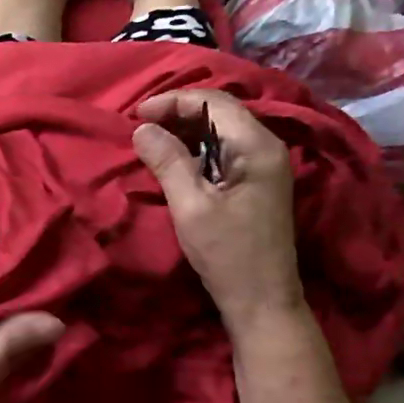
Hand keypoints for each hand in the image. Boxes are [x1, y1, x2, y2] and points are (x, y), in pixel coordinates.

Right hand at [133, 88, 304, 324]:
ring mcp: (263, 166)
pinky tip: (173, 160)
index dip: (173, 101)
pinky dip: (196, 149)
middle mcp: (266, 148)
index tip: (137, 115)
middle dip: (178, 112)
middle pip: (220, 112)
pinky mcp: (255, 184)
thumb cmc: (228, 254)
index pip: (214, 102)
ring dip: (186, 130)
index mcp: (256, 147)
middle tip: (140, 126)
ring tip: (151, 139)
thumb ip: (168, 163)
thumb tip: (142, 129)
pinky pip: (224, 152)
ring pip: (221, 131)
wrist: (261, 301)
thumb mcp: (192, 207)